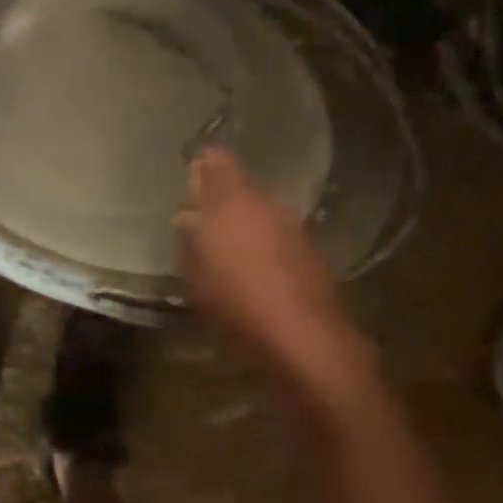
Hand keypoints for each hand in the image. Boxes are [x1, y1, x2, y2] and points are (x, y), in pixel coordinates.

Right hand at [174, 150, 359, 383]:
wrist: (306, 342)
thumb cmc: (238, 302)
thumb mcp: (196, 274)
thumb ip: (190, 239)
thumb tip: (188, 219)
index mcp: (235, 201)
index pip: (217, 160)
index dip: (202, 165)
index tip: (189, 177)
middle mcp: (269, 206)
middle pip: (242, 190)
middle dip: (223, 202)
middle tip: (202, 223)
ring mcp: (295, 231)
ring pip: (263, 216)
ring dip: (246, 228)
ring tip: (227, 254)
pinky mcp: (313, 259)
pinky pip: (279, 242)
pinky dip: (266, 251)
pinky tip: (256, 276)